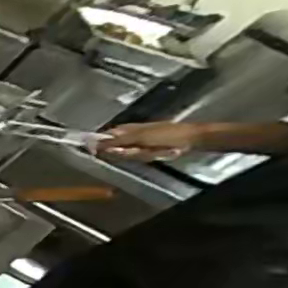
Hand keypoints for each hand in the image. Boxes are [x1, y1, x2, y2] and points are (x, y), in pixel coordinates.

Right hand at [94, 122, 208, 160]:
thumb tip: (92, 145)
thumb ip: (115, 141)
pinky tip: (160, 153)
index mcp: (124, 129)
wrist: (196, 139)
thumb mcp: (139, 137)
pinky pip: (140, 157)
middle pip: (114, 149)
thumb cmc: (168, 134)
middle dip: (126, 153)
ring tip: (154, 152)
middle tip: (138, 151)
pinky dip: (149, 156)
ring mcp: (139, 144)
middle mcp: (128, 136)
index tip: (101, 152)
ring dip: (140, 155)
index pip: (102, 138)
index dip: (100, 145)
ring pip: (127, 155)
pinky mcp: (148, 150)